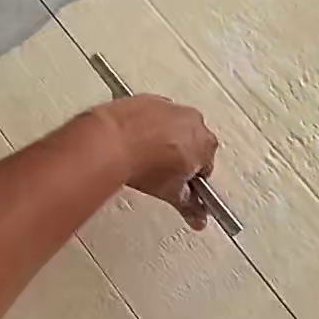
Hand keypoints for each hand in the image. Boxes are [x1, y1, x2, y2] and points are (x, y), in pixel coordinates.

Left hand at [95, 95, 218, 228]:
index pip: (206, 167)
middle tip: (162, 173)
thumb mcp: (171, 193)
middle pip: (192, 144)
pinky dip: (147, 126)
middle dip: (180, 157)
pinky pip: (153, 116)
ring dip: (164, 140)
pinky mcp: (149, 100)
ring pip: (173, 128)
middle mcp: (193, 121)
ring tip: (145, 158)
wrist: (112, 141)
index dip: (192, 179)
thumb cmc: (144, 163)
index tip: (180, 185)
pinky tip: (135, 142)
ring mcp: (171, 108)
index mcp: (206, 144)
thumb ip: (190, 206)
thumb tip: (198, 218)